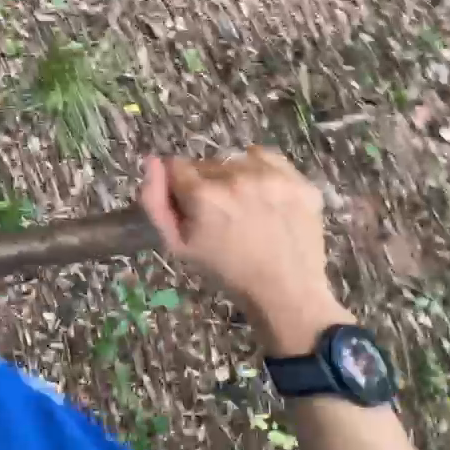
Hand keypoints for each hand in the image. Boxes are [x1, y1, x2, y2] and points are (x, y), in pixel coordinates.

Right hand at [138, 147, 354, 354]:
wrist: (288, 293)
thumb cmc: (226, 270)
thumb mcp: (176, 244)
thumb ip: (153, 200)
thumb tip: (152, 160)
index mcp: (203, 195)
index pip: (176, 166)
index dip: (181, 188)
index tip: (194, 209)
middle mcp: (235, 178)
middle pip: (206, 163)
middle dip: (207, 183)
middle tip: (222, 215)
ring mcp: (271, 178)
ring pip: (234, 160)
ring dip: (233, 178)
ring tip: (246, 208)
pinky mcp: (298, 181)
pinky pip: (265, 157)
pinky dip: (260, 170)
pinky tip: (264, 195)